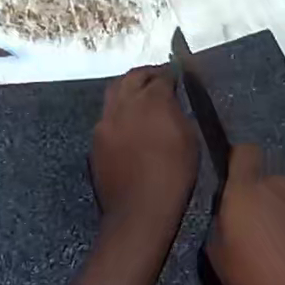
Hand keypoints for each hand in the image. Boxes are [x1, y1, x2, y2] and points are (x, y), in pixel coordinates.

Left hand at [91, 66, 198, 227]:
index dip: (171, 74)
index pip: (162, 76)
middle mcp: (125, 104)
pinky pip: (106, 116)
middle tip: (158, 79)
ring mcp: (105, 121)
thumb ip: (178, 114)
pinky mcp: (95, 139)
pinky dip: (118, 112)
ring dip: (128, 89)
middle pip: (133, 77)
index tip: (177, 77)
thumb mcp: (190, 140)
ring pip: (114, 92)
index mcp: (153, 101)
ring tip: (140, 97)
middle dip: (147, 75)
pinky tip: (127, 123)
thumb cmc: (175, 176)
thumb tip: (172, 103)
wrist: (139, 210)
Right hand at [207, 145, 284, 284]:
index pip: (245, 151)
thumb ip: (222, 222)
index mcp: (248, 188)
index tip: (232, 177)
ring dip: (280, 217)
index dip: (238, 159)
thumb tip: (229, 214)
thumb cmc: (253, 276)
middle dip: (260, 197)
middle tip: (250, 228)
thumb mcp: (216, 253)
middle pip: (267, 181)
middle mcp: (280, 187)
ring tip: (275, 251)